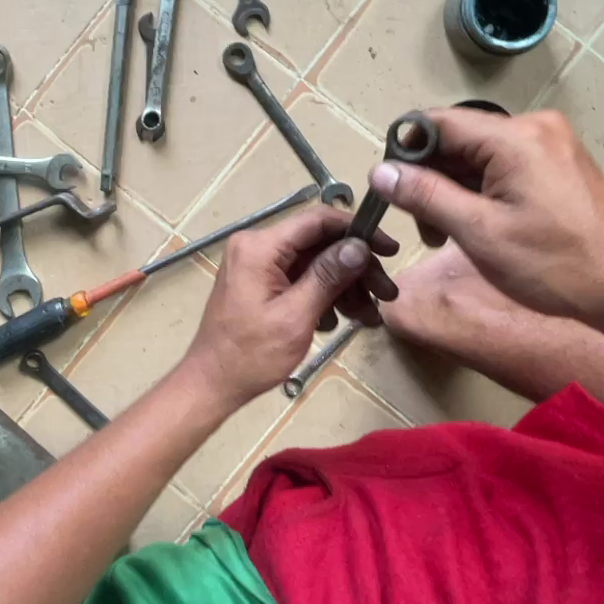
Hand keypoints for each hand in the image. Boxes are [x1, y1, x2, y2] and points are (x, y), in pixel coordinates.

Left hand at [181, 206, 399, 407]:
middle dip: (356, 267)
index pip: (317, 220)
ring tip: (371, 316)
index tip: (390, 249)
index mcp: (259, 246)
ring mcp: (258, 264)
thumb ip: (327, 277)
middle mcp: (257, 246)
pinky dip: (325, 295)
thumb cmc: (251, 354)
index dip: (357, 230)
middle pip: (319, 243)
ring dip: (345, 286)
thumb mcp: (295, 316)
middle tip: (387, 294)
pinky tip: (342, 320)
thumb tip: (359, 246)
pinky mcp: (261, 281)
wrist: (213, 383)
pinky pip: (301, 277)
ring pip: (314, 262)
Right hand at [368, 109, 603, 329]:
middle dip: (430, 177)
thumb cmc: (553, 265)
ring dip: (452, 188)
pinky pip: (502, 164)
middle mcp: (533, 127)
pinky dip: (479, 190)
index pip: (438, 122)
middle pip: (458, 138)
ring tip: (445, 233)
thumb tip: (379, 171)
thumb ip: (424, 195)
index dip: (405, 151)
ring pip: (477, 154)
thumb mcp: (478, 232)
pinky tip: (474, 224)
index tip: (389, 189)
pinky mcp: (557, 162)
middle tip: (421, 225)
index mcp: (515, 136)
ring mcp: (549, 143)